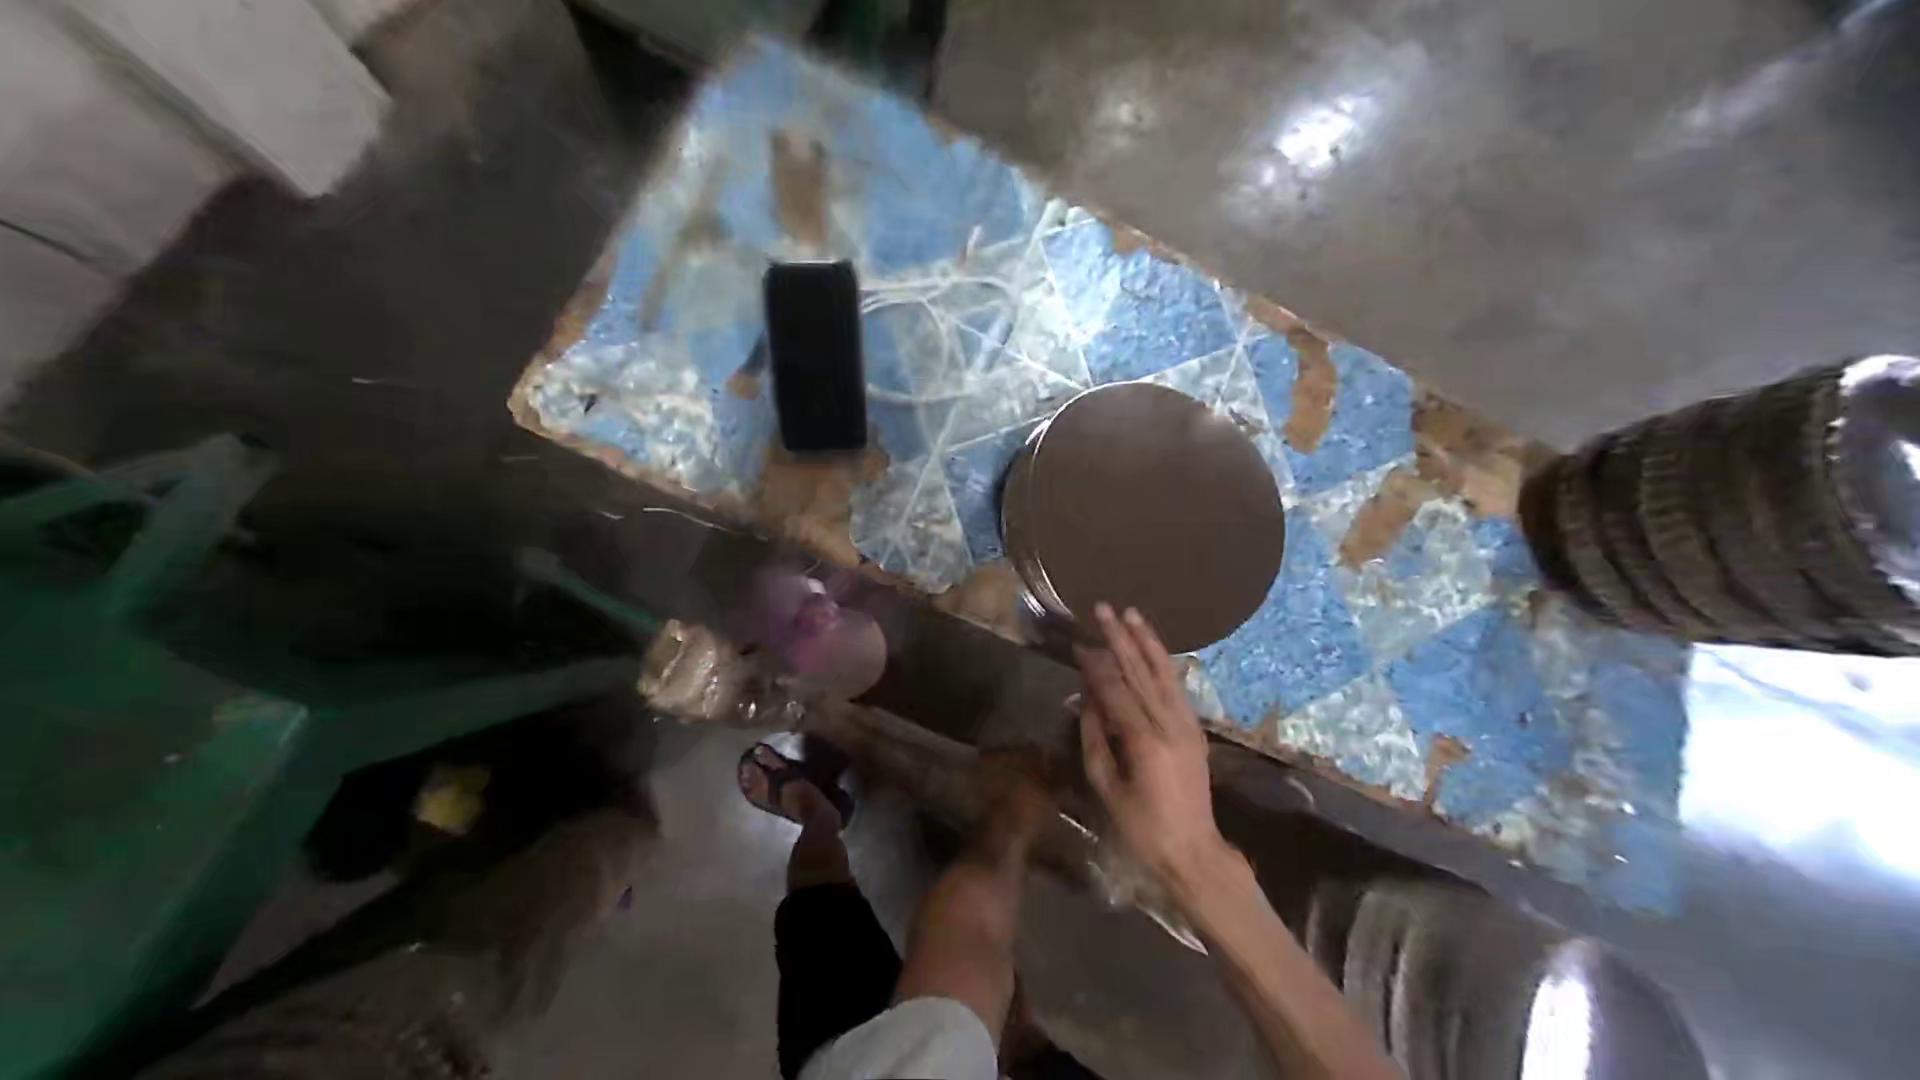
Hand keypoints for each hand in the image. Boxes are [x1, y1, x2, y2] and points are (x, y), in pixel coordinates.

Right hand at [1075, 603, 1230, 887]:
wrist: (1194, 851)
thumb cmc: (1142, 827)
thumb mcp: (1106, 787)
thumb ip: (1095, 739)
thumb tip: (1087, 700)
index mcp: (1144, 741)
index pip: (1115, 690)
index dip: (1096, 664)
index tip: (1080, 643)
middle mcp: (1169, 725)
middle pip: (1141, 672)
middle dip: (1120, 638)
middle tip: (1104, 609)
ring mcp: (1187, 725)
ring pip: (1164, 673)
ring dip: (1147, 641)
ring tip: (1132, 614)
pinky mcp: (1195, 730)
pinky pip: (1177, 688)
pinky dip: (1163, 663)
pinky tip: (1153, 648)